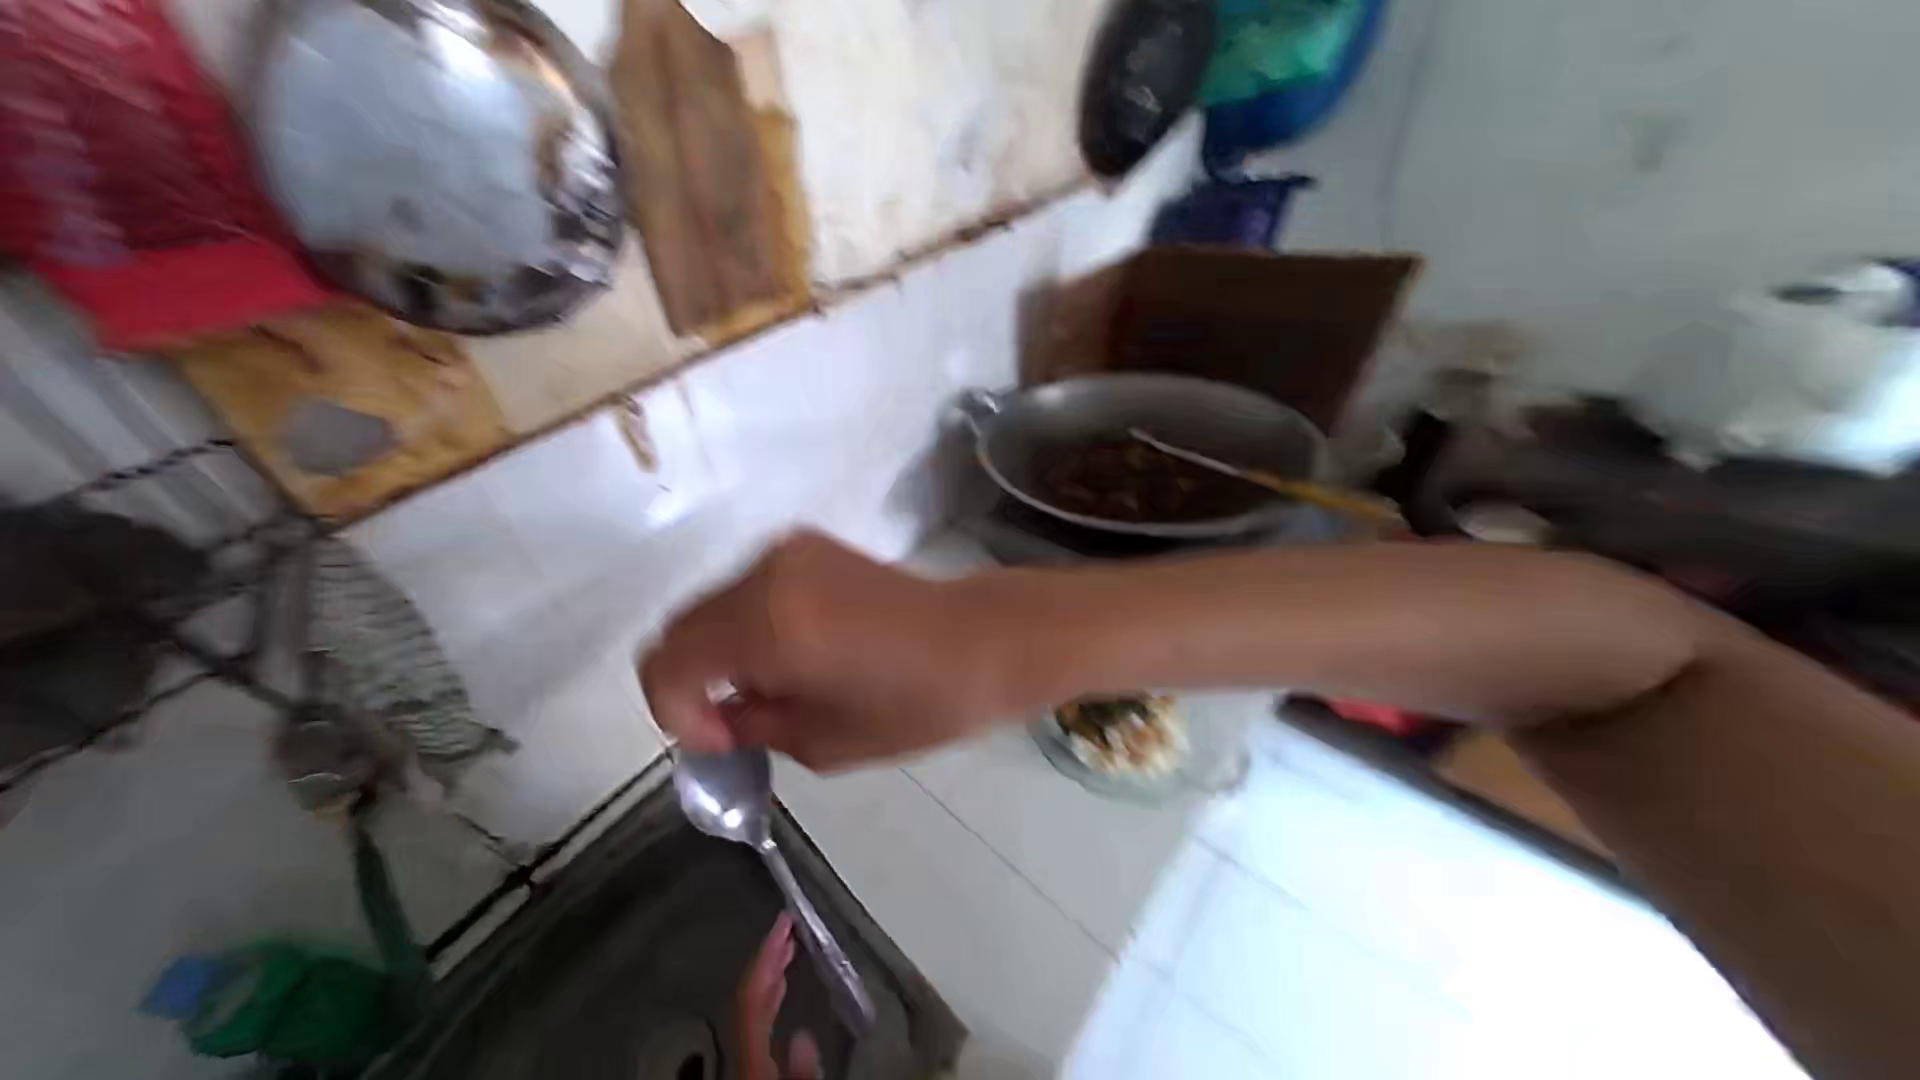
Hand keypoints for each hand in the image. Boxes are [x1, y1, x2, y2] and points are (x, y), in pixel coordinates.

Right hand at [638, 532, 1014, 768]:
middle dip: (692, 683)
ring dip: (718, 653)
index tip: (719, 740)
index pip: (667, 664)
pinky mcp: (808, 544)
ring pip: (711, 608)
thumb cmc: (916, 704)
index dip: (675, 713)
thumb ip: (749, 726)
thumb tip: (718, 716)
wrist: (980, 641)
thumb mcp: (822, 742)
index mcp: (769, 624)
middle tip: (735, 723)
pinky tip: (789, 654)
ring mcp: (788, 549)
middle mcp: (768, 572)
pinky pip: (747, 589)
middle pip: (681, 628)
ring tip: (770, 689)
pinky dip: (746, 626)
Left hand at [737, 913, 821, 1079]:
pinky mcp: (748, 1070)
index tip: (784, 920)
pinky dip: (769, 998)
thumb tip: (804, 1037)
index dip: (766, 956)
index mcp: (750, 1060)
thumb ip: (800, 1079)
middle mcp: (741, 1057)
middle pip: (747, 1000)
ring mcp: (742, 1064)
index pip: (751, 997)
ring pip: (749, 1011)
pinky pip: (755, 1024)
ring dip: (769, 975)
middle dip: (767, 959)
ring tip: (789, 950)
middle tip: (789, 925)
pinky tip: (780, 994)